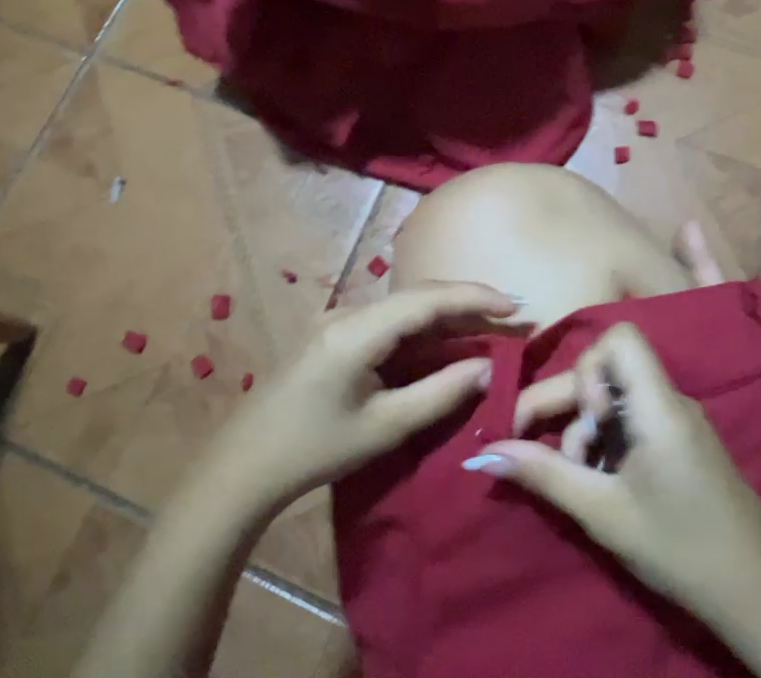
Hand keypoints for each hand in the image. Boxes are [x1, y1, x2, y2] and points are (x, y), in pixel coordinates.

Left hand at [206, 282, 515, 509]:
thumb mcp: (385, 427)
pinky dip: (422, 329)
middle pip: (417, 295)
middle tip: (512, 315)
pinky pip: (387, 321)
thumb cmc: (314, 450)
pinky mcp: (332, 336)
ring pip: (403, 307)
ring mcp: (335, 322)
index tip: (517, 306)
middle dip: (466, 302)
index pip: (427, 299)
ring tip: (489, 326)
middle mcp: (346, 313)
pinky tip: (444, 341)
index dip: (475, 297)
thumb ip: (440, 394)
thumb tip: (486, 368)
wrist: (244, 466)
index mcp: (356, 330)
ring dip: (445, 315)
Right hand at [462, 321, 760, 614]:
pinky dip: (607, 442)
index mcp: (658, 405)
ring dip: (586, 429)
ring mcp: (680, 422)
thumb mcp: (601, 511)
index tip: (577, 417)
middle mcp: (671, 401)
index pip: (620, 338)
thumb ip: (542, 473)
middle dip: (568, 403)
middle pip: (608, 369)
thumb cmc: (678, 547)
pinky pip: (633, 420)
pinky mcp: (682, 444)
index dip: (586, 367)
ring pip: (617, 398)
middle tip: (544, 452)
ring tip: (580, 478)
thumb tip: (481, 452)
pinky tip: (602, 483)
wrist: (756, 593)